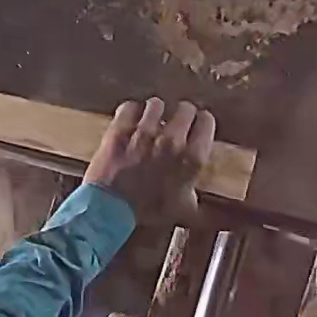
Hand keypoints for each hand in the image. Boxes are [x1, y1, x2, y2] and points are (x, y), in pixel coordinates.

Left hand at [84, 98, 214, 223]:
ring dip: (155, 112)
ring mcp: (144, 132)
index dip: (201, 123)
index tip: (196, 126)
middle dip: (181, 114)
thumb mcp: (183, 210)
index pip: (207, 122)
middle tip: (174, 123)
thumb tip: (206, 200)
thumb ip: (199, 197)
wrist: (110, 211)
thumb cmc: (148, 212)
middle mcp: (172, 140)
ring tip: (151, 120)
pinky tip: (131, 120)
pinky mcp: (120, 129)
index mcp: (192, 159)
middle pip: (185, 109)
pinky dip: (131, 111)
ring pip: (157, 104)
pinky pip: (130, 107)